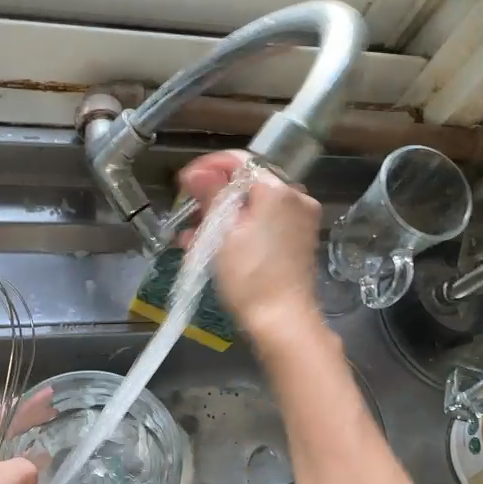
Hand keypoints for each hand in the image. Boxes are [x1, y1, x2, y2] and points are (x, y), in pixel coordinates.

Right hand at [177, 150, 325, 343]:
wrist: (283, 323)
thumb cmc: (249, 278)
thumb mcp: (222, 233)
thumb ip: (212, 195)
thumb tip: (197, 172)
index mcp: (277, 189)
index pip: (239, 160)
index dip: (207, 168)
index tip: (183, 184)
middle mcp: (295, 198)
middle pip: (247, 184)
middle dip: (213, 198)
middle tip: (187, 215)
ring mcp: (300, 221)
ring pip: (253, 207)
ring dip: (222, 218)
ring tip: (192, 238)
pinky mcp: (298, 242)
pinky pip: (264, 225)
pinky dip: (240, 231)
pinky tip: (214, 249)